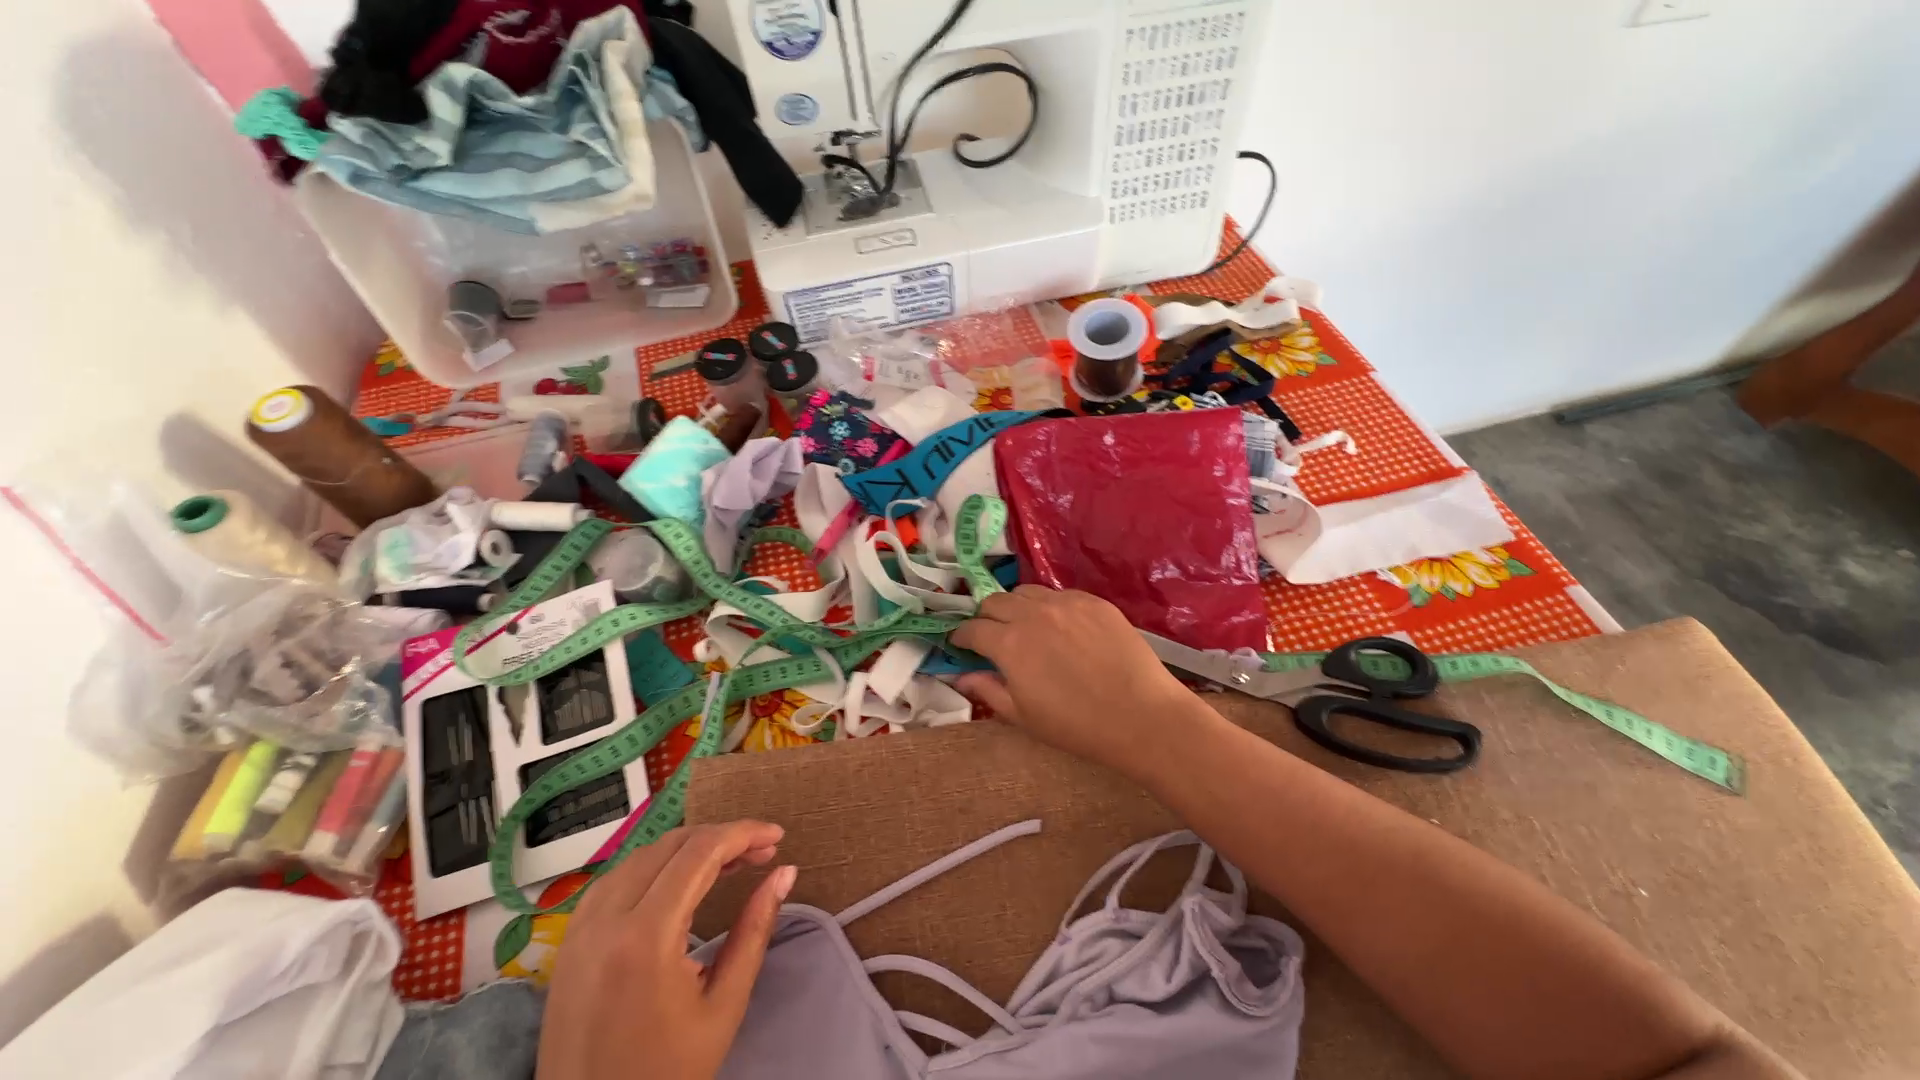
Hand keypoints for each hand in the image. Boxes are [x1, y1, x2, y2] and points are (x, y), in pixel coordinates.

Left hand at [537, 821, 796, 1079]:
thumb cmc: (667, 1071)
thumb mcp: (724, 1005)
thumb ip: (755, 931)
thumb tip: (784, 873)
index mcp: (645, 936)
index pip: (699, 853)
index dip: (743, 833)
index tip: (777, 836)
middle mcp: (606, 919)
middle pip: (670, 846)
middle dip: (721, 838)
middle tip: (761, 853)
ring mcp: (580, 927)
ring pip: (640, 855)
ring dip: (687, 849)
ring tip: (728, 864)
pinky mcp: (569, 939)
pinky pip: (614, 878)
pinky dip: (653, 867)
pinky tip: (678, 882)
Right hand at [951, 586, 1202, 775]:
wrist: (1142, 716)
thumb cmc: (1077, 726)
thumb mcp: (1023, 716)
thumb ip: (988, 690)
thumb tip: (960, 676)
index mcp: (1009, 643)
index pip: (972, 628)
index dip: (961, 637)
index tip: (960, 646)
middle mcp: (1033, 613)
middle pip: (994, 601)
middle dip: (985, 618)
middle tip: (992, 638)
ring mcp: (1066, 603)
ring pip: (1026, 592)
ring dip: (1016, 607)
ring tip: (1025, 628)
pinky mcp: (1094, 602)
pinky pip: (1059, 594)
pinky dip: (1049, 606)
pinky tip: (1060, 627)